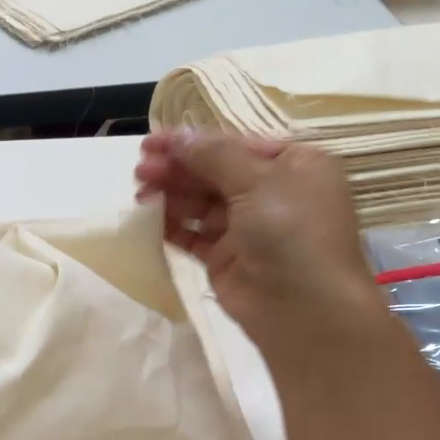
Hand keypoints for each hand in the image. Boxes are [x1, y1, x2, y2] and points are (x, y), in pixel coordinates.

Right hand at [135, 130, 382, 349]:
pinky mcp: (224, 256)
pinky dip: (171, 225)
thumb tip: (178, 135)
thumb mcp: (259, 182)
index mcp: (294, 164)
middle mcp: (272, 192)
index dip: (193, 142)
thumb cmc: (291, 232)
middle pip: (215, 173)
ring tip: (139, 191)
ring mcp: (247, 226)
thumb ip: (214, 156)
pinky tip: (148, 216)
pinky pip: (192, 234)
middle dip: (177, 168)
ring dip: (170, 195)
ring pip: (200, 203)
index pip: (236, 145)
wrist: (300, 305)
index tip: (152, 141)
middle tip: (140, 169)